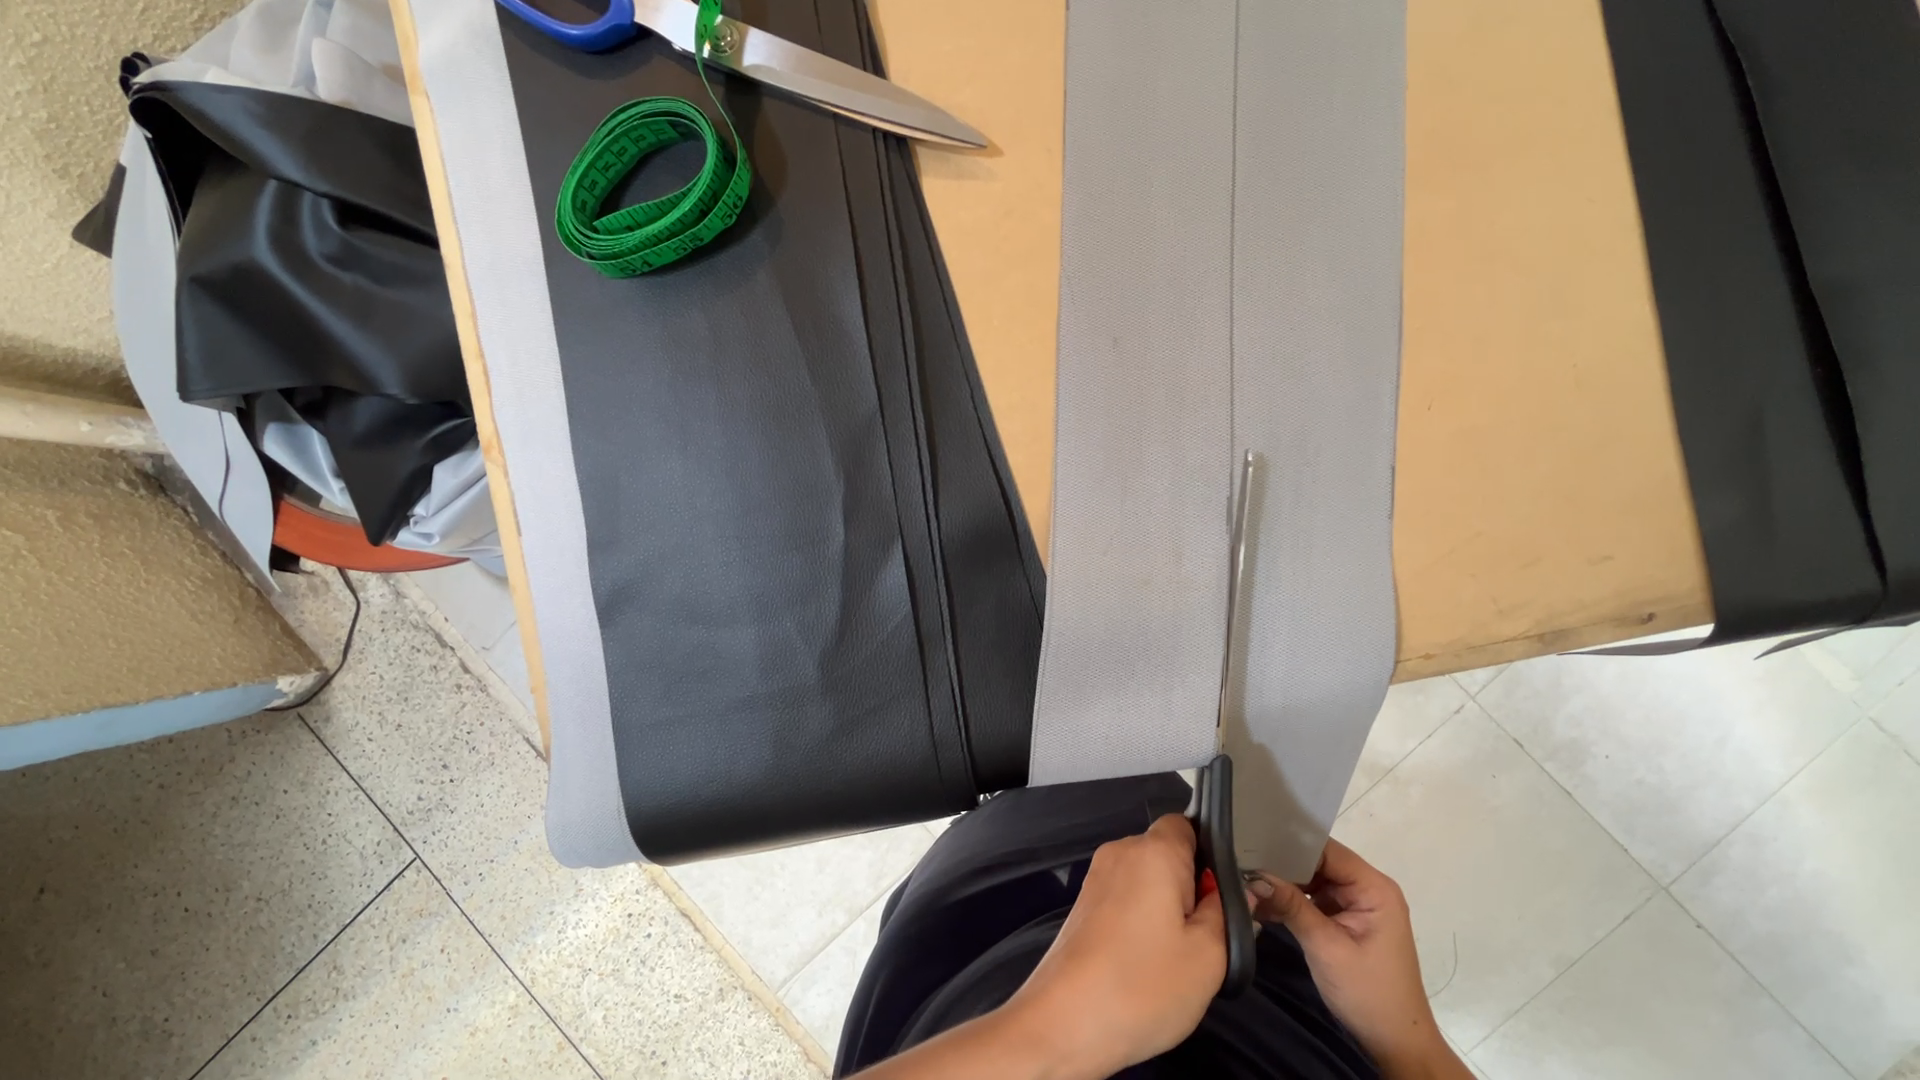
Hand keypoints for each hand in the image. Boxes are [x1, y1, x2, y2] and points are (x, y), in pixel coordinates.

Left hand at [1001, 813, 1226, 1078]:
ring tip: (1173, 958)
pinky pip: (1125, 899)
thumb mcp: (1209, 955)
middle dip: (1190, 887)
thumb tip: (1231, 891)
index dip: (1211, 854)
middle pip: (1167, 853)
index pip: (1187, 824)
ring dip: (1166, 909)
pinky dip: (1141, 922)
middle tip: (1203, 936)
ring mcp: (1096, 879)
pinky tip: (1145, 964)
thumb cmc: (1141, 986)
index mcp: (1152, 852)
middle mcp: (1119, 853)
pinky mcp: (1083, 906)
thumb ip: (1227, 914)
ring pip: (1147, 880)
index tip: (1220, 895)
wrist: (1064, 1022)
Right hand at [1250, 839, 1465, 1077]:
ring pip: (1313, 881)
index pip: (1326, 850)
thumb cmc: (1367, 992)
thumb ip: (1290, 906)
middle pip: (1318, 863)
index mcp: (1374, 888)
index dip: (1290, 844)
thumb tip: (1252, 875)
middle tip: (1240, 862)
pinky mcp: (1348, 922)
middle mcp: (1368, 889)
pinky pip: (1315, 901)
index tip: (1251, 840)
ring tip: (1244, 882)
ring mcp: (1358, 906)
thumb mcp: (1325, 947)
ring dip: (1283, 885)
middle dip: (1281, 864)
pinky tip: (1261, 906)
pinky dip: (1291, 903)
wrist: (1395, 1042)